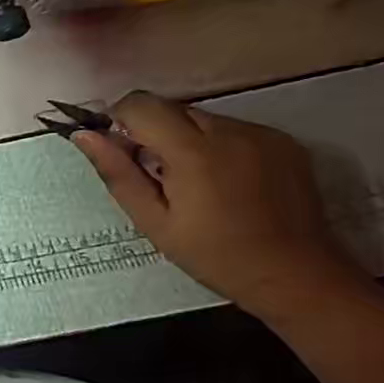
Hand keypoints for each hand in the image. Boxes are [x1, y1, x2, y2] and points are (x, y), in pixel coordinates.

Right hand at [72, 91, 367, 319]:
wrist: (299, 278)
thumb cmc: (217, 256)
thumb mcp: (156, 223)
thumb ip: (118, 173)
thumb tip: (84, 134)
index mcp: (193, 152)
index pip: (140, 104)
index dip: (122, 120)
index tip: (125, 152)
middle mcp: (229, 130)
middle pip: (171, 109)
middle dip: (155, 133)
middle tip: (160, 177)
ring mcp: (261, 133)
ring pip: (202, 118)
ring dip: (188, 140)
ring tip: (199, 184)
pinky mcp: (283, 140)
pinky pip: (234, 129)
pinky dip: (220, 146)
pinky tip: (229, 182)